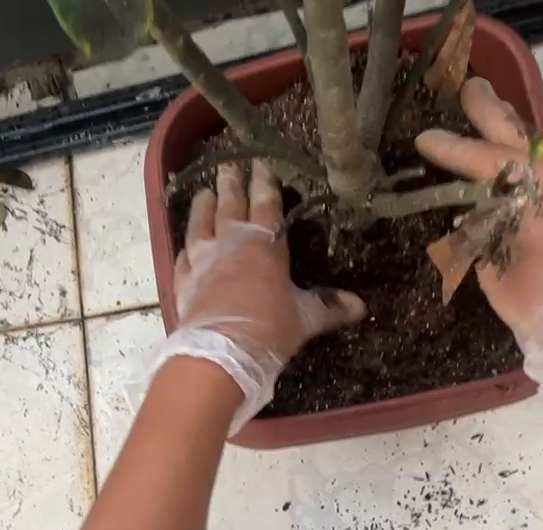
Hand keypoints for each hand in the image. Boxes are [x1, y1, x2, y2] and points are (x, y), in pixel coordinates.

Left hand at [136, 161, 365, 433]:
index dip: (265, 184)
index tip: (261, 164)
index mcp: (264, 246)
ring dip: (202, 209)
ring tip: (203, 193)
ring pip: (200, 226)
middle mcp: (230, 245)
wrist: (222, 353)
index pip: (266, 206)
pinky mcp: (183, 284)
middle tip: (227, 166)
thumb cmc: (269, 330)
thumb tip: (360, 307)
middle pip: (230, 207)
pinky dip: (183, 250)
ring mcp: (202, 263)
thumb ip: (329, 307)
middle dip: (231, 185)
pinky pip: (181, 260)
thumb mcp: (305, 318)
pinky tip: (184, 247)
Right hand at [415, 78, 542, 401]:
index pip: (484, 159)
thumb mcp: (493, 263)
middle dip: (491, 114)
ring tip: (492, 120)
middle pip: (519, 135)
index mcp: (536, 182)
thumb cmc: (536, 295)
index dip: (451, 150)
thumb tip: (470, 211)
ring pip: (539, 150)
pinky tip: (516, 166)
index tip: (424, 139)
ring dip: (513, 137)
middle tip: (470, 91)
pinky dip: (530, 165)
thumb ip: (479, 229)